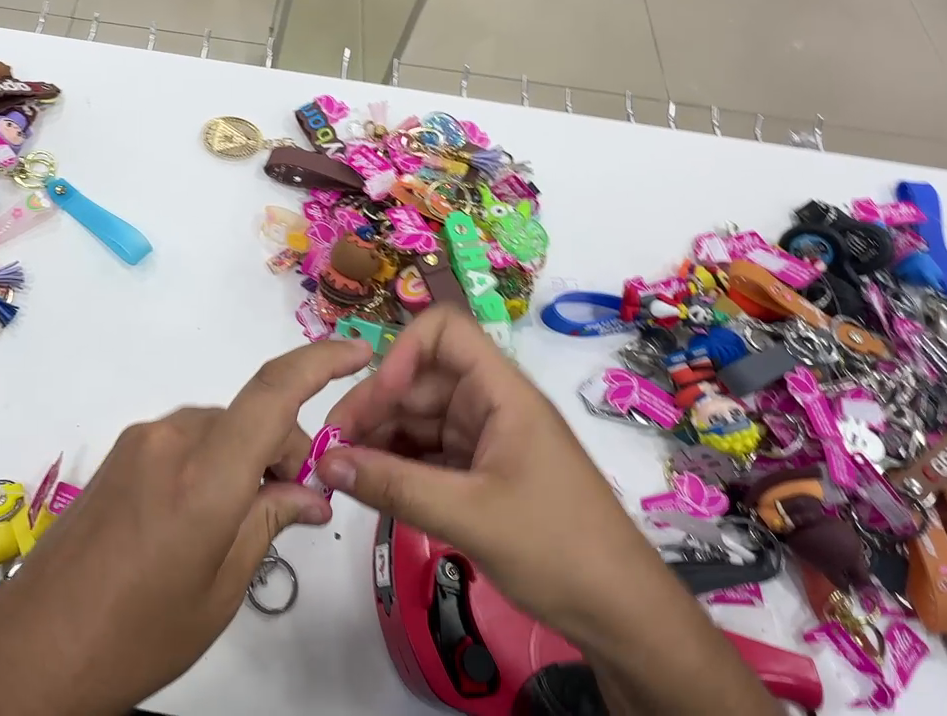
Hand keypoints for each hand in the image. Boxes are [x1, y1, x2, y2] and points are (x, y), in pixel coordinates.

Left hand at [0, 339, 373, 715]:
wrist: (36, 648)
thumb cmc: (141, 632)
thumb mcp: (222, 587)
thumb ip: (269, 522)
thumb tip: (313, 492)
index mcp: (204, 472)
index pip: (273, 391)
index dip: (321, 361)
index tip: (361, 352)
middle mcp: (170, 439)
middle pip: (248, 417)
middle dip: (285, 450)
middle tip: (297, 507)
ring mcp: (138, 444)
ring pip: (217, 428)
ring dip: (245, 457)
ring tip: (246, 520)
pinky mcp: (116, 457)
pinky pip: (183, 442)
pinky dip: (212, 461)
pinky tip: (205, 514)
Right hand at [316, 308, 660, 630]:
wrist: (622, 615)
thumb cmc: (558, 550)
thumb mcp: (469, 516)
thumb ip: (393, 487)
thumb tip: (323, 463)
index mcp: (501, 394)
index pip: (445, 332)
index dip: (404, 353)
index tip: (378, 401)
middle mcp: (490, 406)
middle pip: (418, 381)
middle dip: (373, 409)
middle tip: (331, 452)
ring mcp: (485, 440)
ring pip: (416, 419)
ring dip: (378, 441)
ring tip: (342, 476)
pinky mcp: (480, 473)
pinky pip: (426, 454)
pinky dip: (396, 467)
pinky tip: (370, 490)